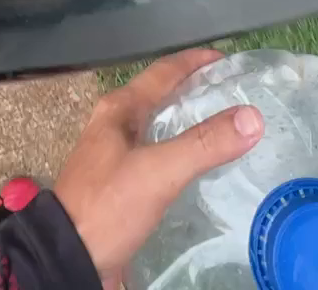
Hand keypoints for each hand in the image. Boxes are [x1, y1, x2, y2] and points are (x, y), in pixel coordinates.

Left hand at [54, 48, 265, 288]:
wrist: (66, 258)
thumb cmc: (107, 205)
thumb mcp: (158, 171)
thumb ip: (203, 144)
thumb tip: (251, 116)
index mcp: (120, 109)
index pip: (163, 71)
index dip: (194, 61)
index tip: (225, 59)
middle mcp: (115, 124)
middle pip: (159, 95)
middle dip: (192, 89)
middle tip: (229, 93)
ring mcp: (114, 155)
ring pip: (157, 126)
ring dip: (185, 121)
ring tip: (220, 129)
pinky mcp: (118, 184)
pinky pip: (154, 155)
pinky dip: (178, 153)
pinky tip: (195, 170)